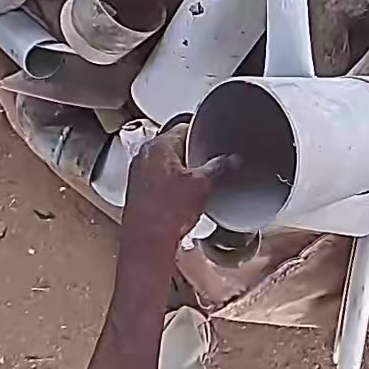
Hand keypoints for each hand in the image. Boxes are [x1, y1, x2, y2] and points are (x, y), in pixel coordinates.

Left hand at [121, 125, 230, 247]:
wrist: (147, 240)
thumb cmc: (167, 211)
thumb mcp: (202, 185)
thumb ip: (219, 167)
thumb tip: (231, 160)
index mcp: (157, 146)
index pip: (183, 127)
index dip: (201, 133)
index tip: (211, 140)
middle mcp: (143, 155)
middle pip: (173, 146)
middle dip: (191, 154)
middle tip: (207, 165)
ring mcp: (137, 173)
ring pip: (165, 163)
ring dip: (180, 171)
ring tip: (195, 185)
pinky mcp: (137, 191)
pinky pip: (158, 179)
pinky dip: (170, 184)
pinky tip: (181, 199)